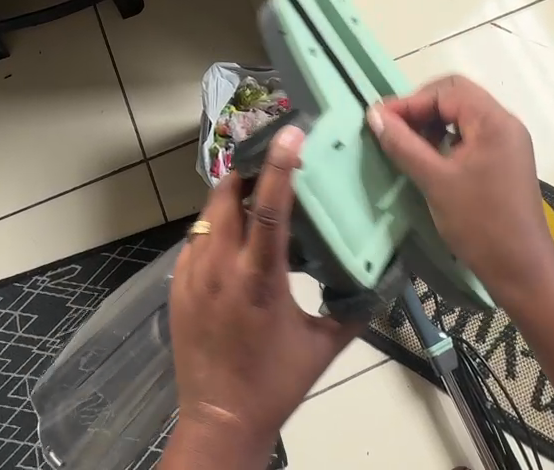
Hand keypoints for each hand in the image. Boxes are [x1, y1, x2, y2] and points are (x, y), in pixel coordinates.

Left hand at [166, 126, 359, 466]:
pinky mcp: (177, 286)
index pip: (269, 207)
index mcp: (259, 278)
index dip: (279, 165)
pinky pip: (194, 241)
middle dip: (245, 174)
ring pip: (207, 215)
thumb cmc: (274, 382)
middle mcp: (220, 267)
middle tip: (267, 165)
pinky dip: (213, 230)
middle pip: (226, 196)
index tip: (289, 133)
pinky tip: (230, 243)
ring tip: (250, 200)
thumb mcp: (321, 346)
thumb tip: (376, 281)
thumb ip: (351, 309)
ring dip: (228, 201)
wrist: (219, 420)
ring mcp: (192, 274)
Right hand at [368, 75, 553, 302]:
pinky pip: (470, 135)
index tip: (380, 120)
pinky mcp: (504, 160)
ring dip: (431, 123)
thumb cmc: (480, 224)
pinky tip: (428, 157)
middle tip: (392, 129)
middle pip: (455, 97)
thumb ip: (402, 144)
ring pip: (462, 116)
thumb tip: (374, 115)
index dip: (409, 101)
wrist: (522, 271)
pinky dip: (446, 138)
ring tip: (406, 144)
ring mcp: (507, 142)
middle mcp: (504, 123)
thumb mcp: (434, 181)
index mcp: (493, 121)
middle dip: (420, 109)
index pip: (446, 91)